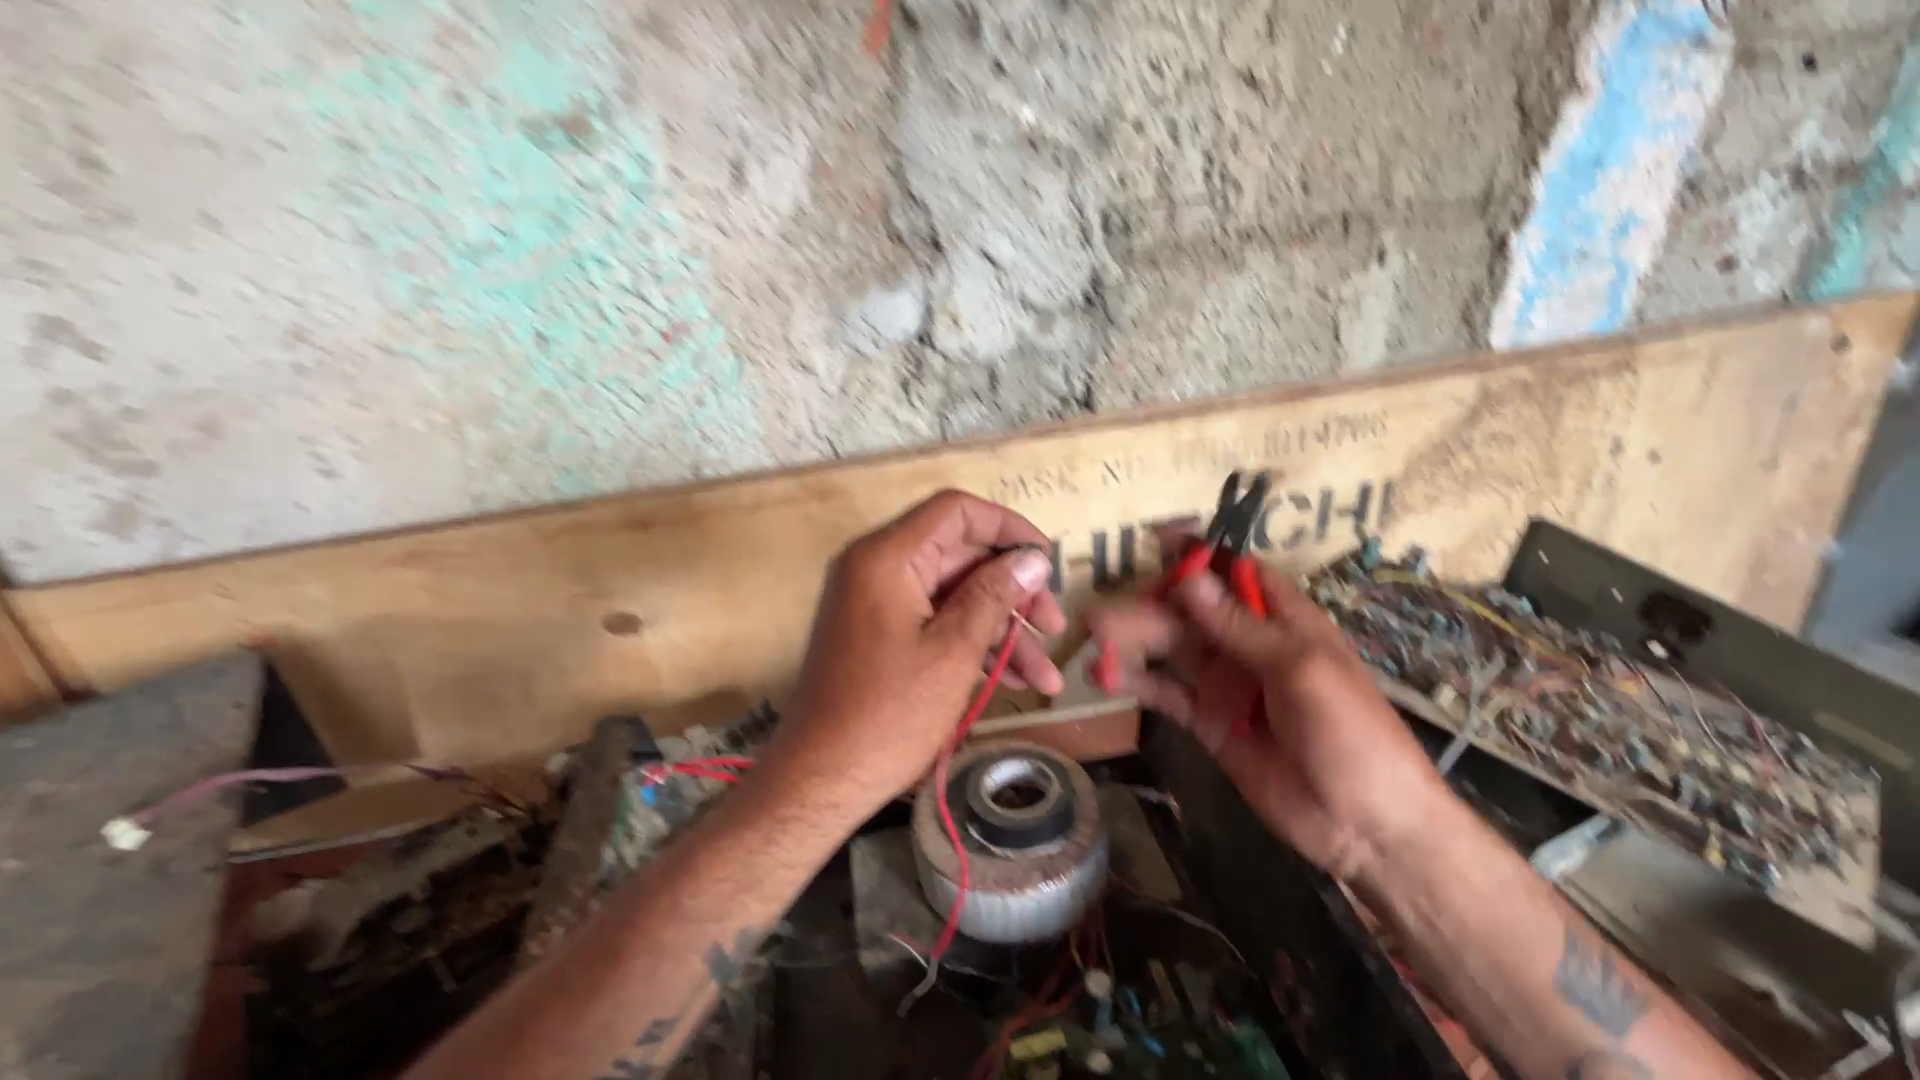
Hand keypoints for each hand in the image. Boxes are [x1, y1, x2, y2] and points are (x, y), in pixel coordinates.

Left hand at [770, 491, 1067, 810]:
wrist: (819, 779)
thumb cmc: (888, 715)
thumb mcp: (953, 652)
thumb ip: (994, 596)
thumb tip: (1033, 560)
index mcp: (887, 557)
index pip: (956, 511)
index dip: (1008, 528)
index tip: (1047, 560)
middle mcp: (876, 568)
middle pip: (959, 556)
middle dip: (1013, 592)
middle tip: (1055, 627)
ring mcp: (875, 604)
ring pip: (953, 596)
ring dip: (1001, 629)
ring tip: (1045, 677)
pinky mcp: (878, 636)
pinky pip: (932, 622)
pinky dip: (970, 644)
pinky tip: (1011, 680)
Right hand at [1088, 560, 1449, 879]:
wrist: (1366, 825)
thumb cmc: (1351, 732)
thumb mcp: (1300, 669)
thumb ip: (1240, 627)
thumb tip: (1190, 578)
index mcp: (1285, 621)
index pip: (1237, 574)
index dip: (1199, 557)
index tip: (1154, 541)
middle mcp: (1251, 645)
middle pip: (1192, 613)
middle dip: (1149, 607)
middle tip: (1100, 614)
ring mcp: (1228, 685)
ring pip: (1173, 650)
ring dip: (1134, 642)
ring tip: (1094, 638)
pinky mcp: (1210, 723)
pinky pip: (1169, 694)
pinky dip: (1138, 683)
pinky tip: (1106, 676)